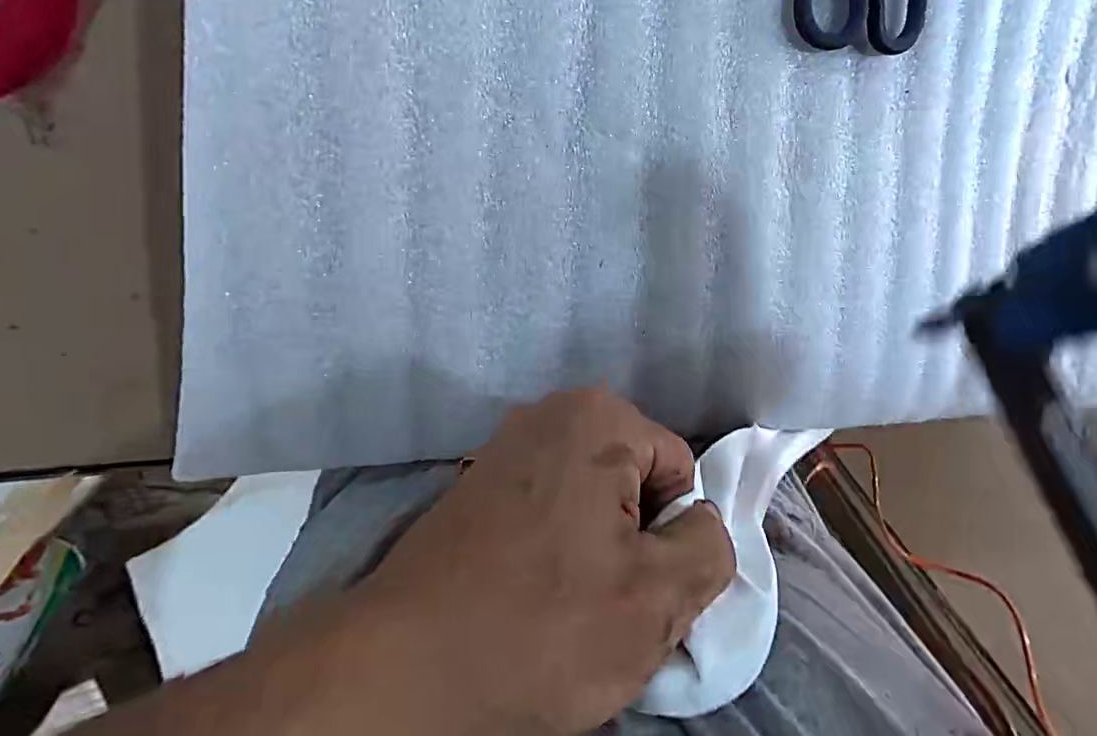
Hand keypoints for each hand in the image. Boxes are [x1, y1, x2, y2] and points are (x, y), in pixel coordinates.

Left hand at [84, 389, 733, 735]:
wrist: (386, 683)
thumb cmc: (537, 630)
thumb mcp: (658, 601)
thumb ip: (710, 547)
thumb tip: (700, 527)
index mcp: (599, 418)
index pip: (679, 476)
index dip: (670, 541)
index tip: (634, 592)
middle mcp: (551, 414)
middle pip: (635, 486)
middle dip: (633, 546)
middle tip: (601, 607)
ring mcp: (504, 449)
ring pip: (591, 506)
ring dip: (593, 557)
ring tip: (560, 611)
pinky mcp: (471, 488)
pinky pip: (545, 515)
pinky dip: (549, 556)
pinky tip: (524, 603)